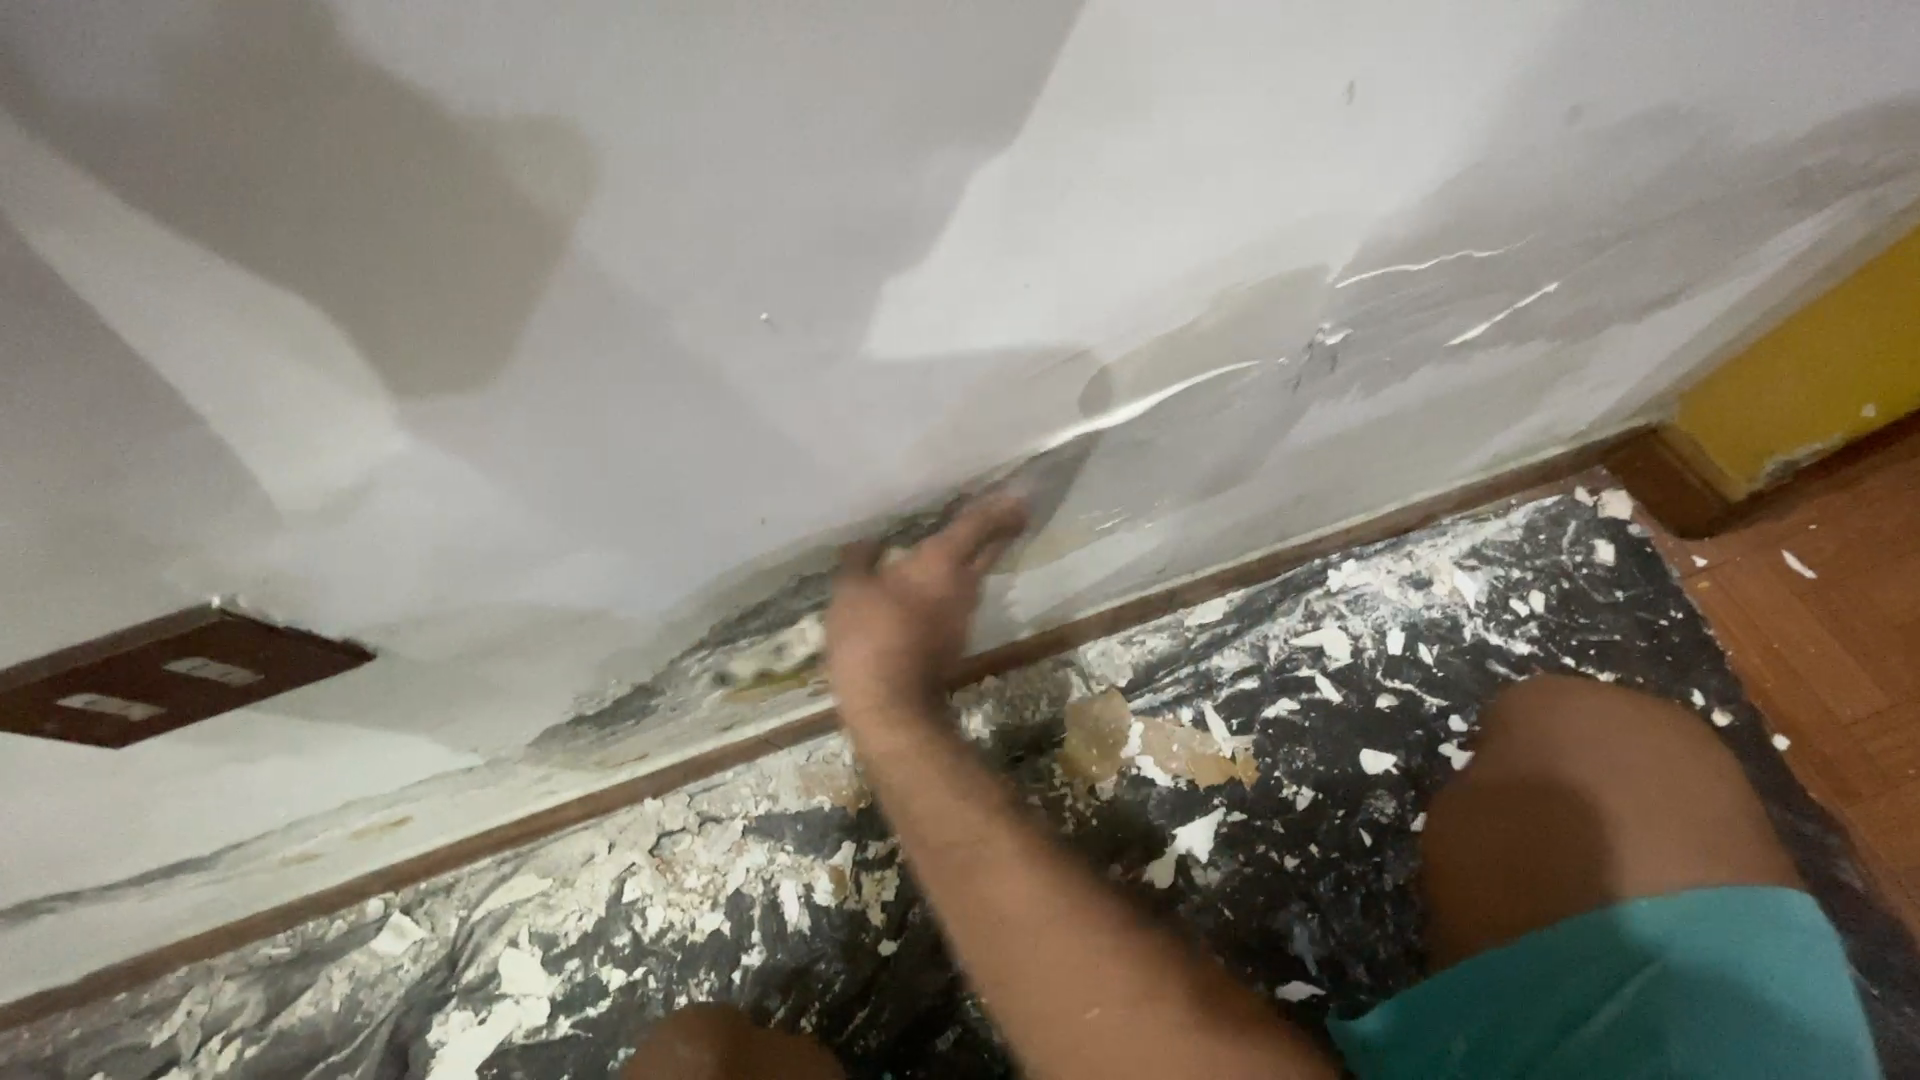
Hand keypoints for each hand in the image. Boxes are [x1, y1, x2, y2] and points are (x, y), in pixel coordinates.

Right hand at [827, 493, 1028, 719]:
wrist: (891, 703)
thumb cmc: (870, 636)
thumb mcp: (850, 591)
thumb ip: (859, 561)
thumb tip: (866, 542)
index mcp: (941, 562)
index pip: (977, 525)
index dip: (997, 507)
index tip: (1017, 495)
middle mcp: (963, 585)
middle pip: (989, 550)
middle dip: (1002, 529)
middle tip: (1010, 512)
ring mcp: (963, 616)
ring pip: (974, 577)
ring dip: (972, 559)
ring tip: (956, 544)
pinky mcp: (955, 640)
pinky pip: (957, 600)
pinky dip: (952, 586)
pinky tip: (930, 586)